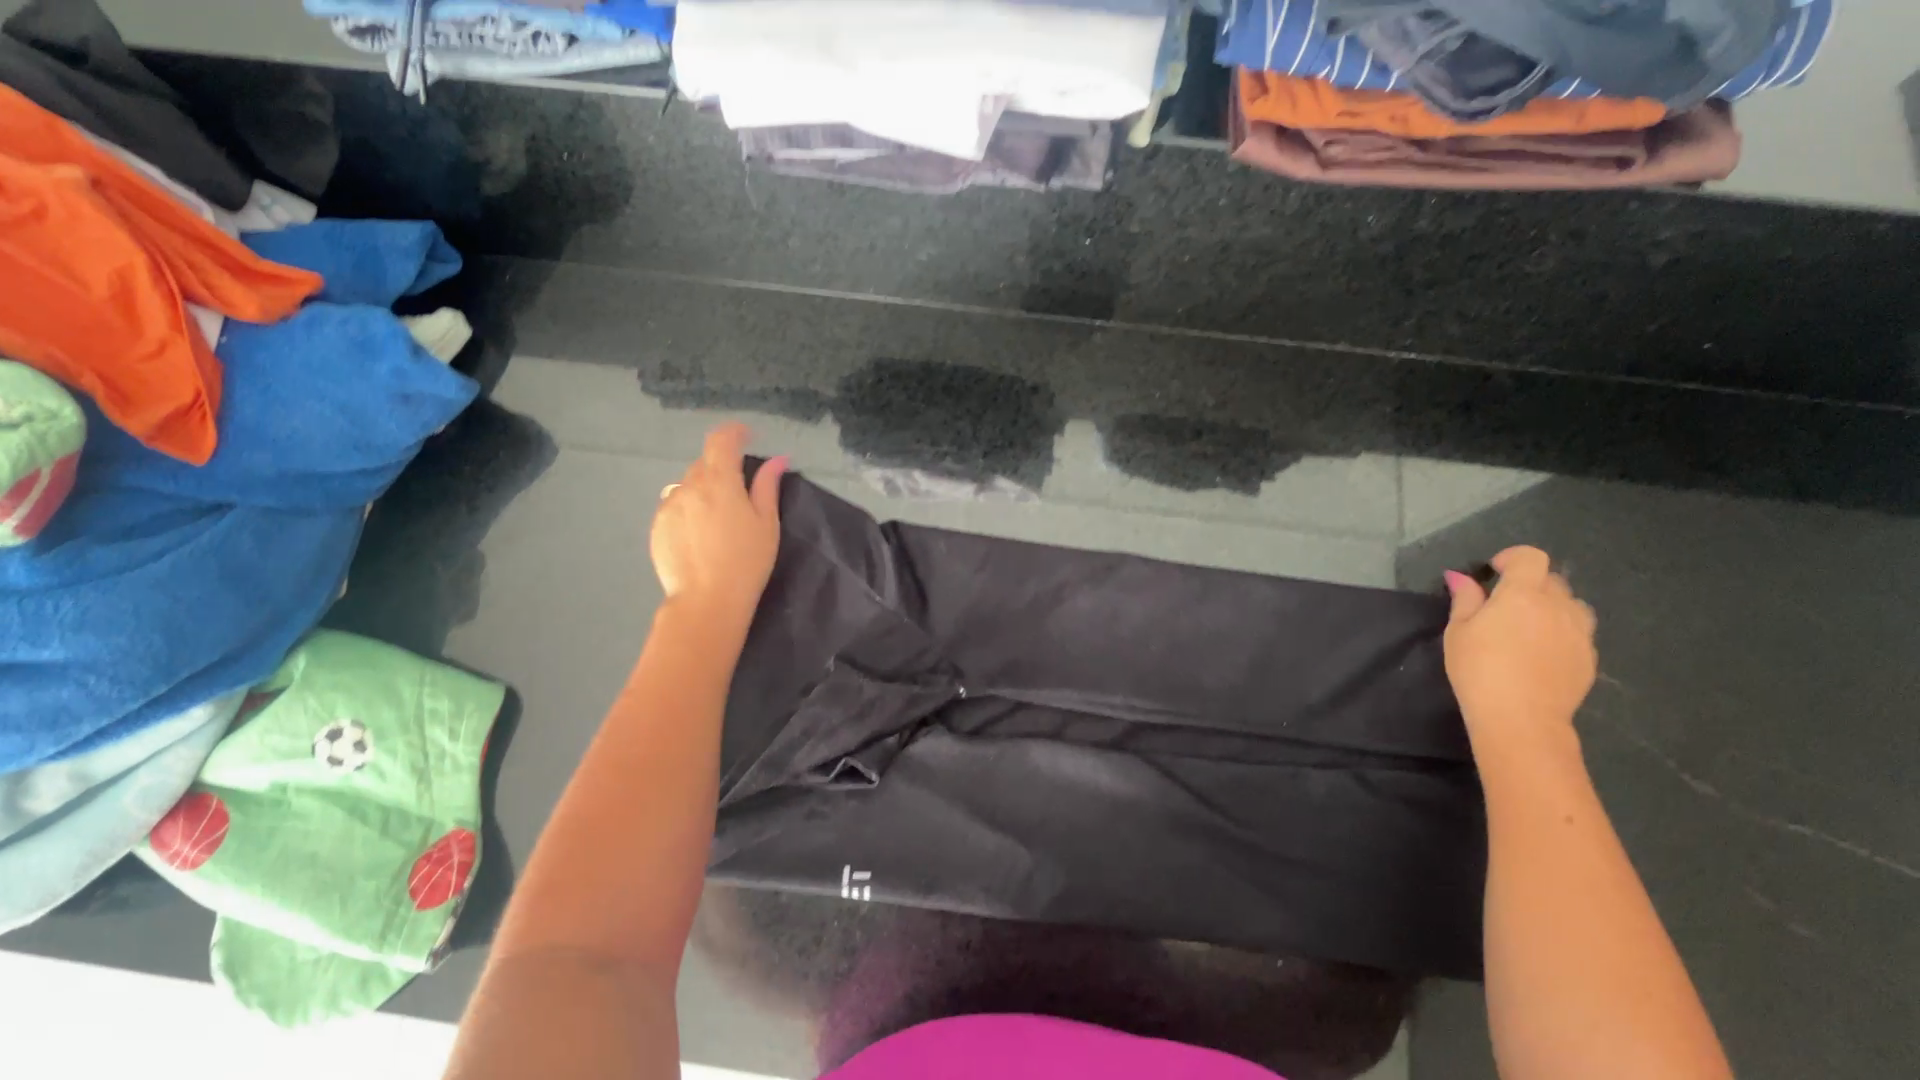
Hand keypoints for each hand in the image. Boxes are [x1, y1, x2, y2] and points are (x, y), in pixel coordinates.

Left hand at [650, 423, 787, 626]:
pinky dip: (688, 510)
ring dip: (703, 491)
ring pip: (687, 486)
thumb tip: (777, 459)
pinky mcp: (658, 527)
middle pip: (705, 464)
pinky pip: (675, 507)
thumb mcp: (766, 523)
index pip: (722, 440)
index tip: (746, 436)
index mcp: (719, 481)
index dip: (735, 432)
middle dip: (722, 469)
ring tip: (718, 521)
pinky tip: (700, 537)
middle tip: (739, 495)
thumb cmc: (746, 562)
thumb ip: (767, 486)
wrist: (706, 601)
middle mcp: (688, 486)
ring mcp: (669, 506)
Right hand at [1442, 546, 1597, 747]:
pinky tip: (1542, 655)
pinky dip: (1562, 633)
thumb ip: (1465, 599)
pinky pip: (1578, 633)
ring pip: (1571, 606)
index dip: (1513, 558)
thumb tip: (1460, 576)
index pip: (1530, 558)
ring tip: (1531, 628)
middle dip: (1530, 584)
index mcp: (1523, 594)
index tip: (1495, 571)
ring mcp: (1579, 633)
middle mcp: (1558, 606)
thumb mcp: (1459, 632)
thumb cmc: (1479, 670)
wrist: (1521, 718)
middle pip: (1552, 580)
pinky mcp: (1589, 658)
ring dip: (1553, 607)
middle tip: (1506, 605)